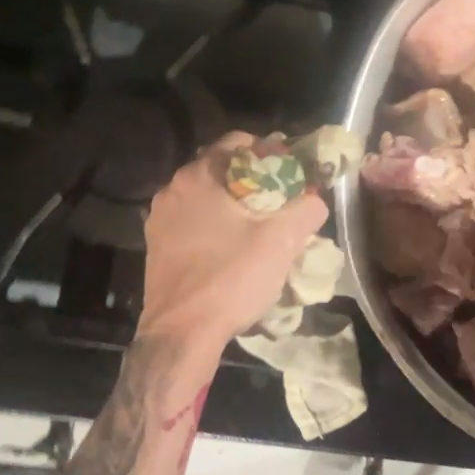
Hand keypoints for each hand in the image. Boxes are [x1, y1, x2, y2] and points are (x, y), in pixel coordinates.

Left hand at [138, 132, 328, 354]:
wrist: (183, 332)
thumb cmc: (232, 278)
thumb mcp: (283, 241)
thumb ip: (306, 209)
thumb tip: (315, 197)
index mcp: (200, 177)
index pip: (239, 142)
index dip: (272, 153)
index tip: (294, 175)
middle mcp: (173, 189)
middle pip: (224, 170)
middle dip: (257, 181)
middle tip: (285, 203)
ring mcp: (161, 219)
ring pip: (209, 198)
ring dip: (237, 205)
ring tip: (264, 228)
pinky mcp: (159, 246)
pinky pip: (195, 222)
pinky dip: (218, 226)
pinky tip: (236, 249)